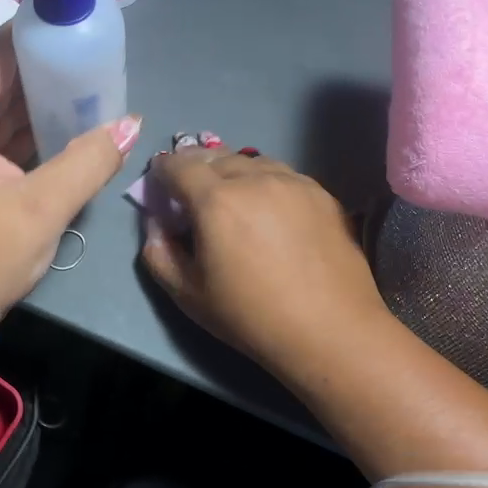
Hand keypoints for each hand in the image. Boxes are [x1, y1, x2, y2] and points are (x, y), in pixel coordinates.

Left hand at [0, 29, 140, 336]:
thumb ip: (88, 162)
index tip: (62, 21)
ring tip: (83, 89)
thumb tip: (132, 124)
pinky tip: (63, 135)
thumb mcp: (44, 208)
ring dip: (36, 105)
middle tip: (85, 56)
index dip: (21, 35)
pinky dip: (30, 136)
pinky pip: (0, 146)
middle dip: (37, 70)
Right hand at [140, 150, 390, 382]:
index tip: (161, 188)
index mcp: (216, 200)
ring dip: (233, 173)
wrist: (330, 331)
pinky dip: (266, 183)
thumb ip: (158, 252)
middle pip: (215, 156)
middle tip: (193, 197)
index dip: (162, 172)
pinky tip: (270, 212)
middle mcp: (255, 178)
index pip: (178, 165)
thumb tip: (156, 223)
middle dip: (196, 170)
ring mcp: (294, 182)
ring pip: (252, 162)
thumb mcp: (188, 294)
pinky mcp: (323, 193)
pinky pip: (283, 175)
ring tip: (233, 201)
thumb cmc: (251, 317)